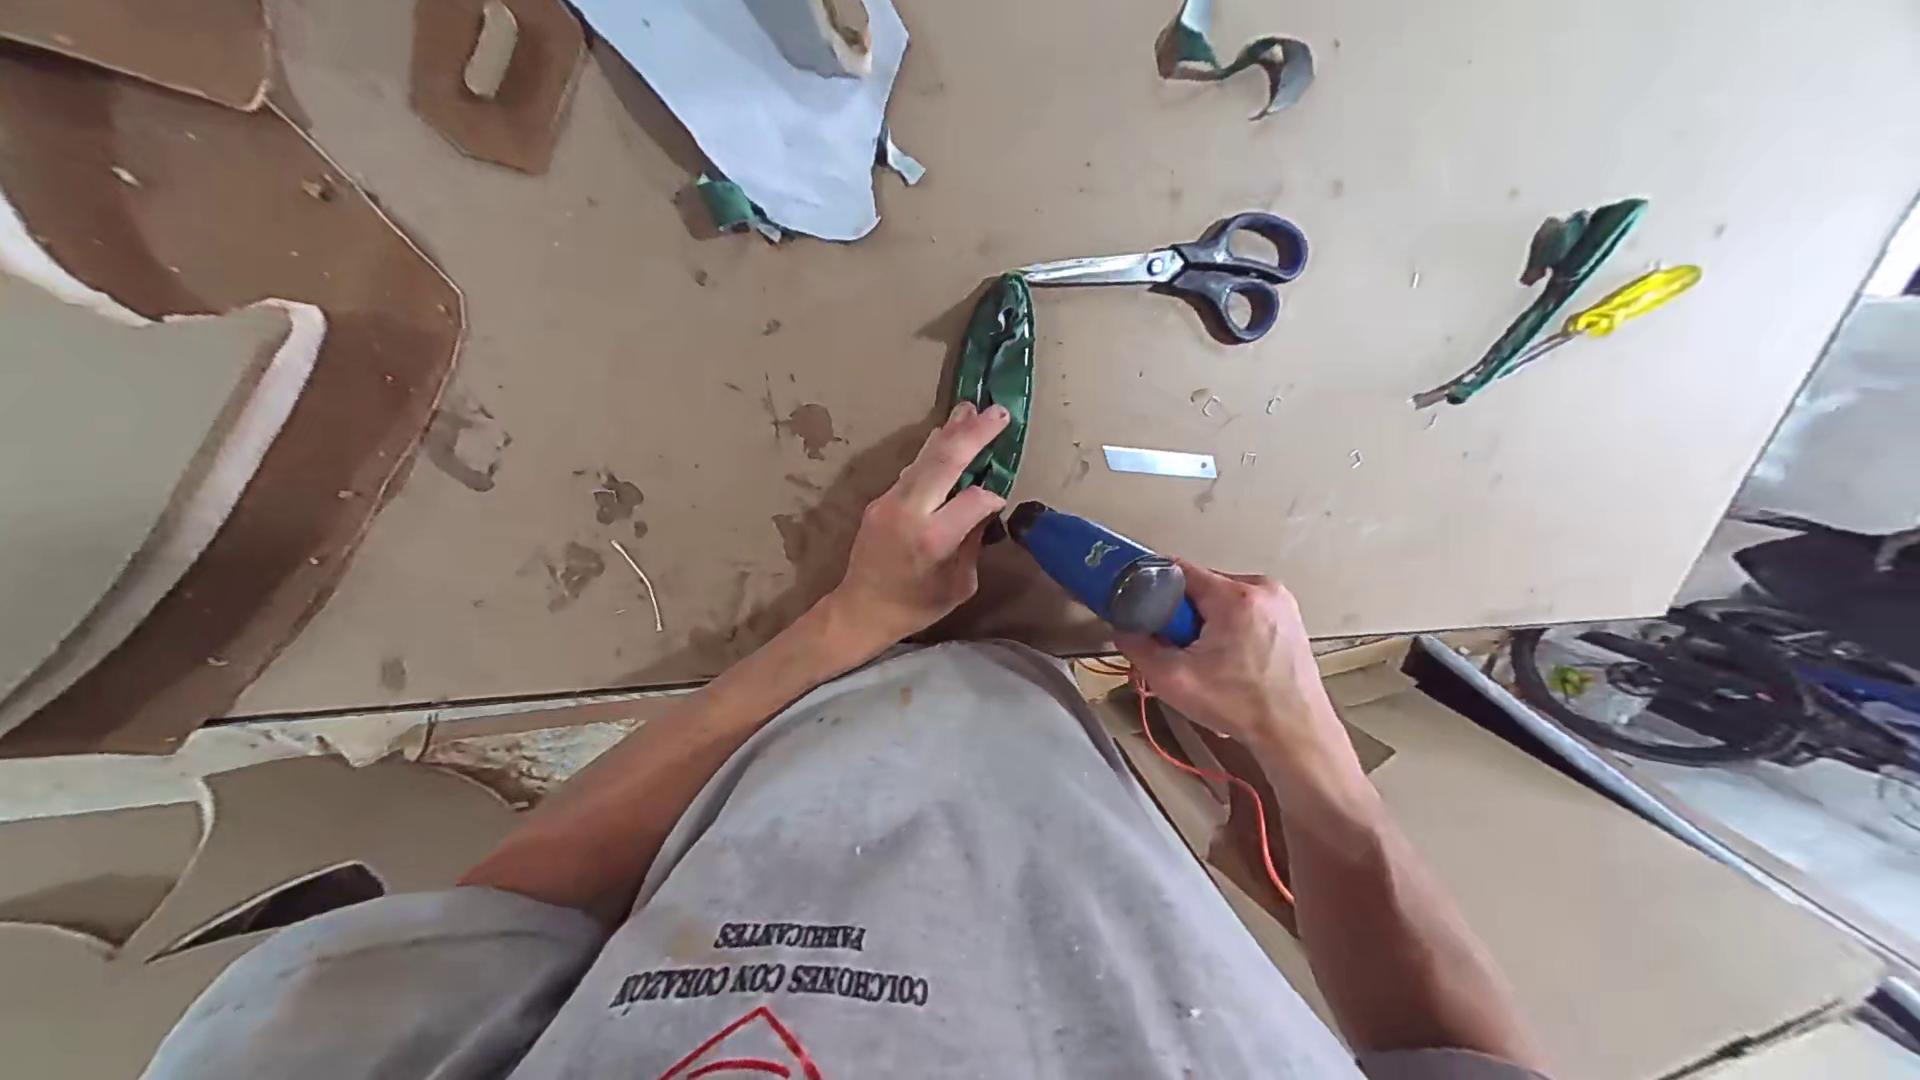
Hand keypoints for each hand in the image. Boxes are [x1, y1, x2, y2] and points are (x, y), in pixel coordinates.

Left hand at [826, 401, 1010, 648]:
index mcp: (933, 539)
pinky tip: (946, 436)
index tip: (999, 501)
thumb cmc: (915, 606)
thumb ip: (972, 543)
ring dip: (950, 432)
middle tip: (997, 412)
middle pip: (945, 461)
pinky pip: (911, 470)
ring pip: (924, 457)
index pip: (974, 499)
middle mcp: (909, 512)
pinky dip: (932, 452)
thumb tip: (982, 508)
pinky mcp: (879, 500)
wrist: (860, 609)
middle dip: (974, 433)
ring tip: (970, 409)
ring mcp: (889, 501)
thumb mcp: (959, 585)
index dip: (992, 496)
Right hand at [1115, 561, 1346, 764]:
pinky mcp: (1288, 619)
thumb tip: (1122, 630)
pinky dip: (1227, 629)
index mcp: (1236, 596)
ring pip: (1220, 600)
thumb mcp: (1172, 679)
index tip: (1145, 613)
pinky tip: (1226, 661)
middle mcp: (1263, 590)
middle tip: (1179, 649)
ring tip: (1206, 659)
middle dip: (1181, 614)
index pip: (1178, 570)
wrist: (1295, 736)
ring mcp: (1280, 603)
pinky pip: (1242, 612)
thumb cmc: (1243, 707)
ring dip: (1204, 623)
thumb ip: (1136, 647)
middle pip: (1200, 587)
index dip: (1153, 589)